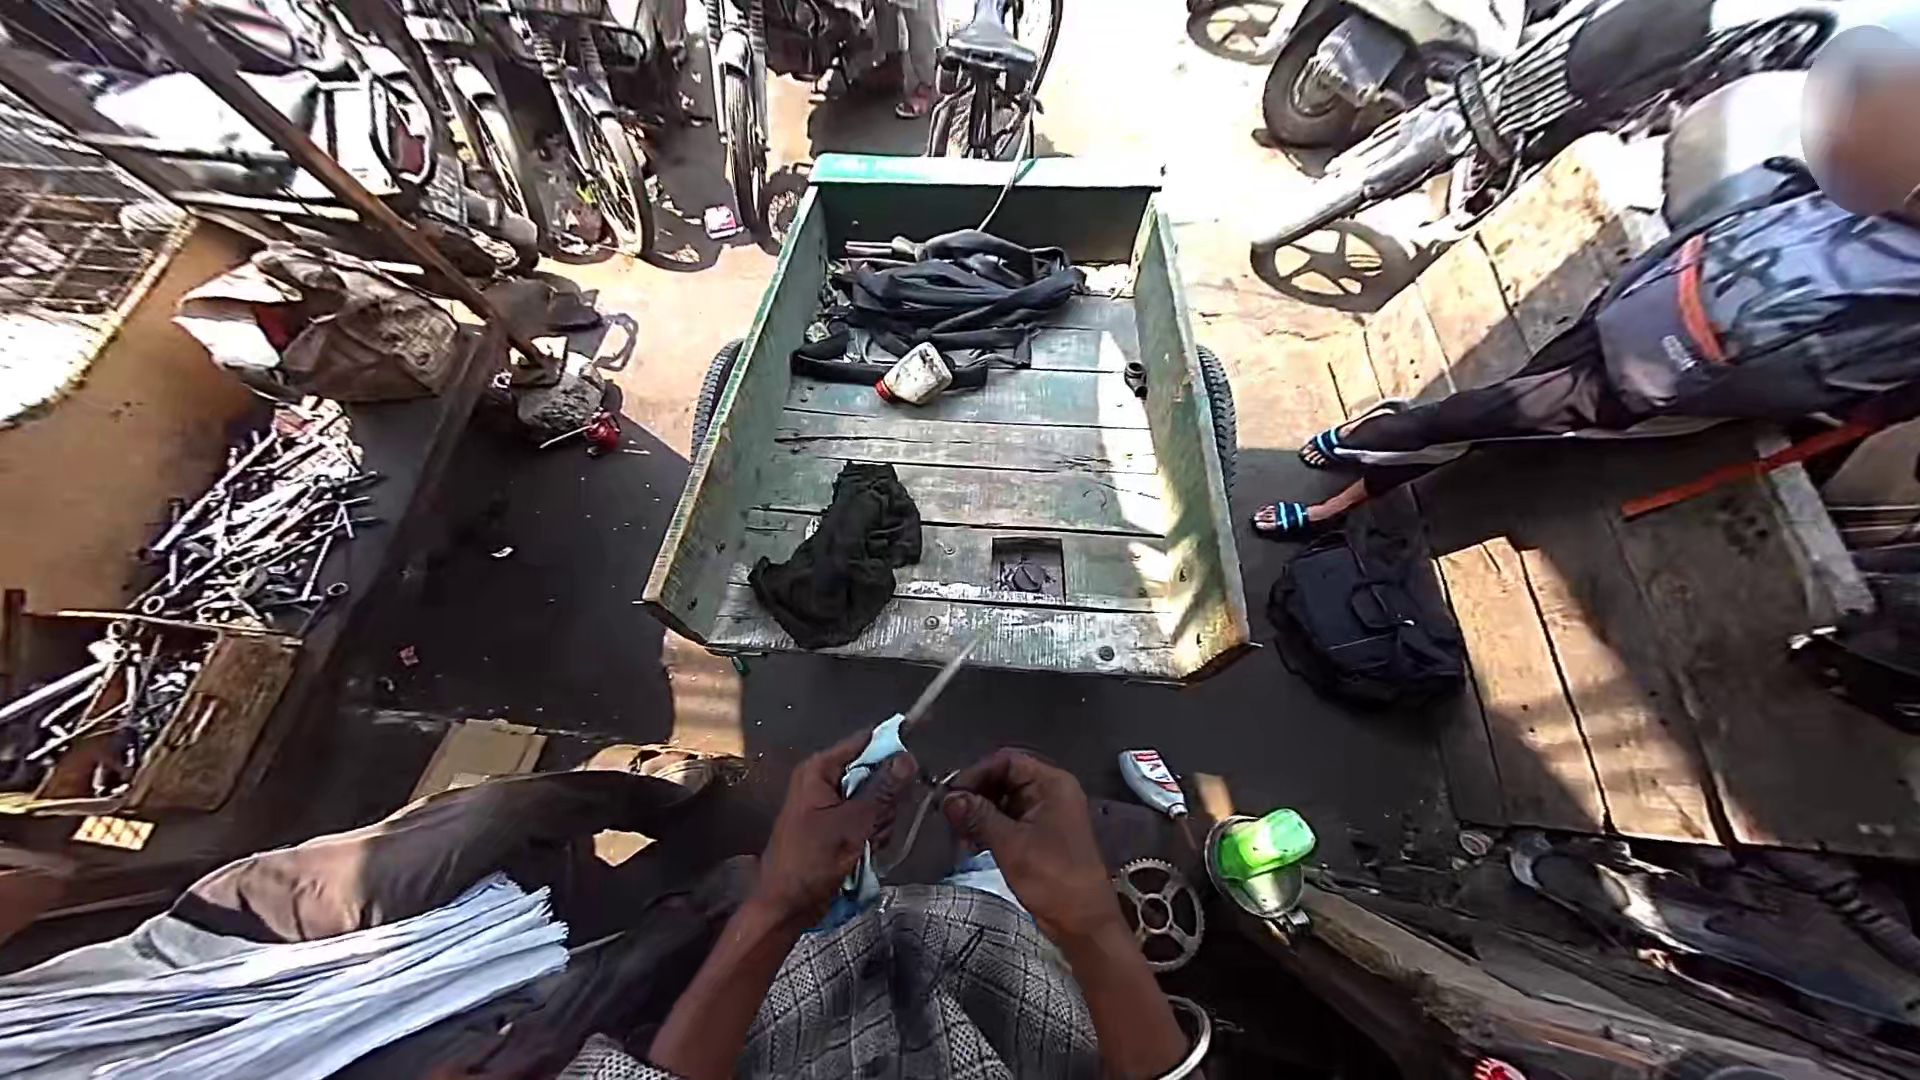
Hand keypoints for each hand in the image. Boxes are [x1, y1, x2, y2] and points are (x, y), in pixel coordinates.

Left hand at [755, 732, 915, 927]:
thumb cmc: (808, 864)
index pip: (866, 741)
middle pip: (875, 772)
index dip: (892, 748)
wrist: (785, 909)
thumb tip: (906, 759)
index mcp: (820, 769)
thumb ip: (883, 790)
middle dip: (884, 799)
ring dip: (880, 822)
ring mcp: (832, 803)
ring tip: (866, 842)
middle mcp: (825, 780)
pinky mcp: (838, 824)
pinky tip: (865, 851)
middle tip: (877, 820)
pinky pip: (868, 818)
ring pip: (876, 798)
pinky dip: (872, 834)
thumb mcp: (852, 823)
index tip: (914, 764)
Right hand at [942, 749, 1121, 944]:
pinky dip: (991, 825)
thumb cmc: (1053, 879)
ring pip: (1004, 798)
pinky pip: (1010, 817)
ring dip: (981, 811)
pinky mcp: (1041, 832)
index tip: (953, 793)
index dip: (978, 773)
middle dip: (977, 793)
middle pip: (1004, 777)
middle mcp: (1051, 791)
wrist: (1084, 925)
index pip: (1007, 761)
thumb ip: (978, 816)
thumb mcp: (1011, 844)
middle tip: (952, 814)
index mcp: (1051, 783)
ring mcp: (1046, 812)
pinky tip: (973, 840)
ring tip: (960, 830)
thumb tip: (949, 798)